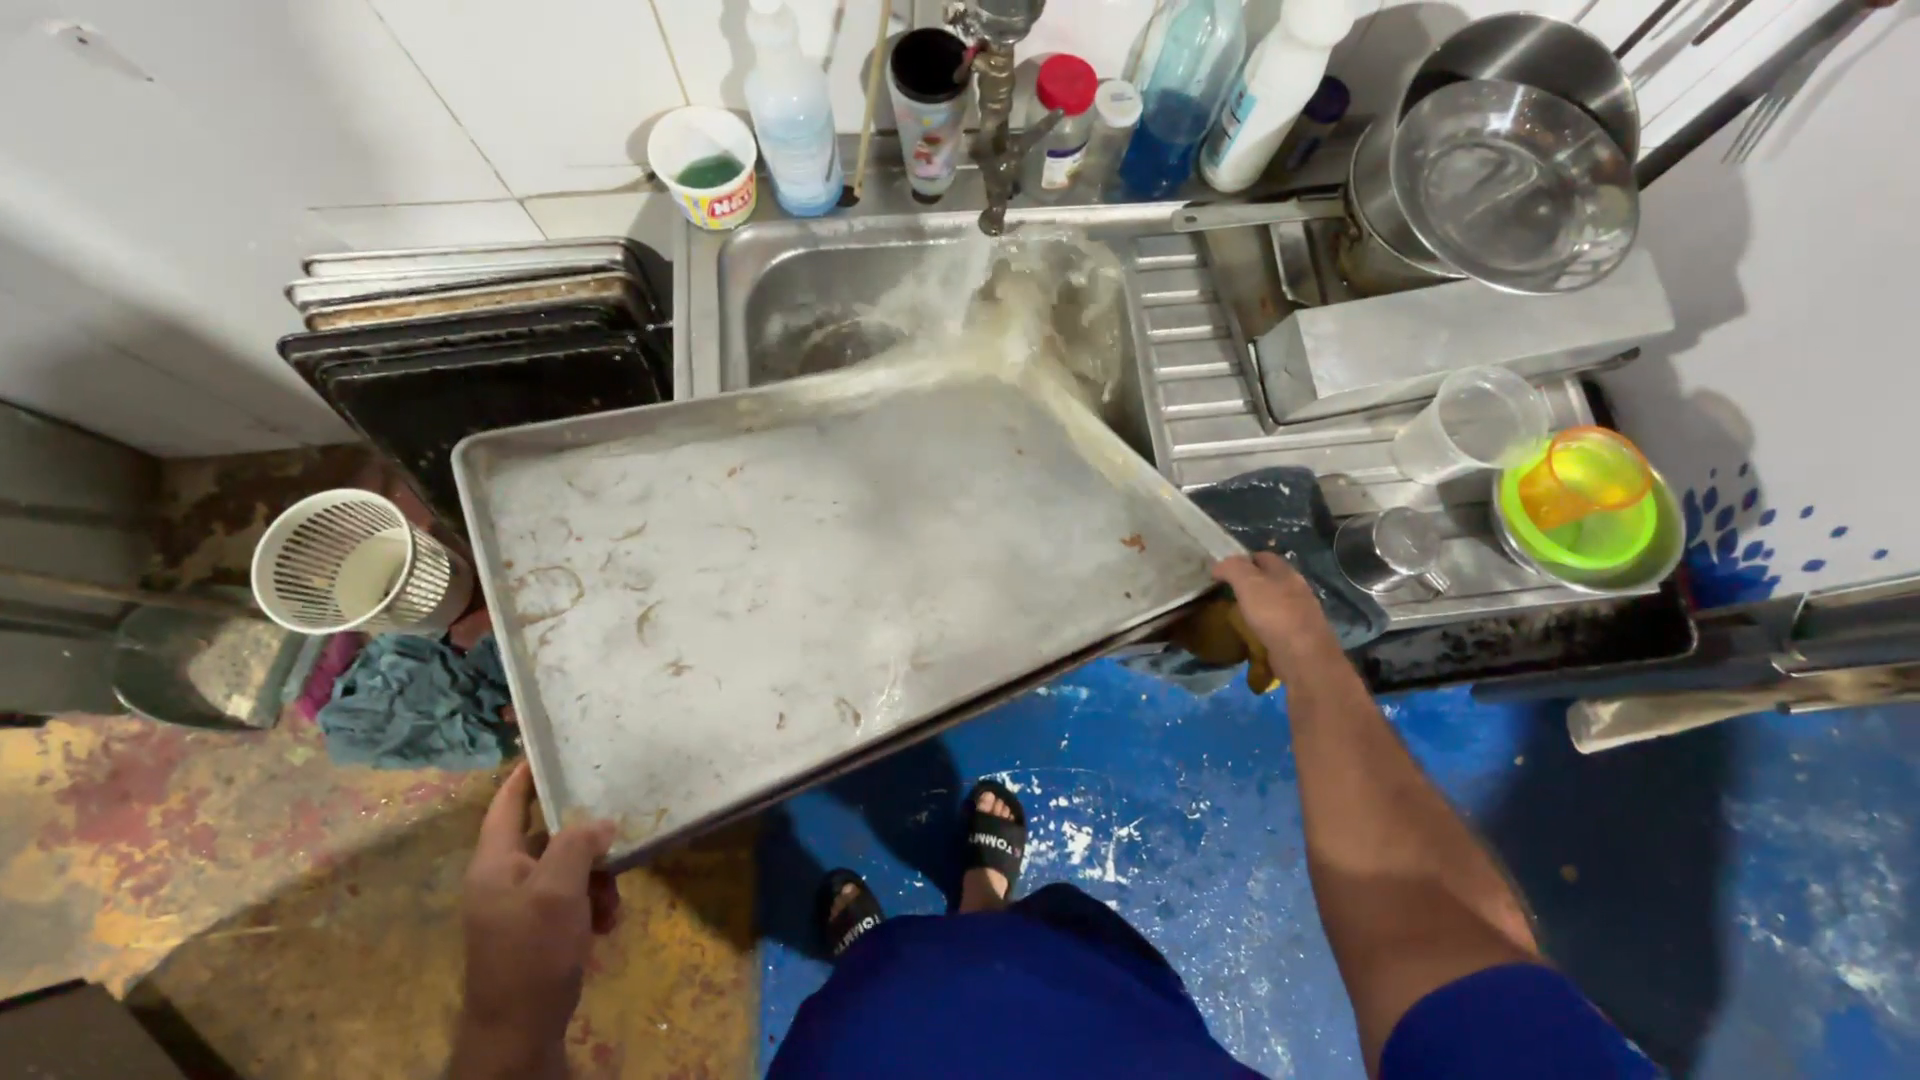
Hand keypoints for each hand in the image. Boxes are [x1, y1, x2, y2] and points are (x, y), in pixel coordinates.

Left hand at [452, 761, 618, 1076]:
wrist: (520, 1032)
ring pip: (568, 870)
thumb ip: (577, 844)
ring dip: (597, 880)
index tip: (548, 748)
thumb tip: (600, 822)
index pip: (507, 805)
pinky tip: (607, 925)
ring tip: (612, 905)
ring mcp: (520, 908)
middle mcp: (504, 879)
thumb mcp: (558, 892)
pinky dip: (593, 906)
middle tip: (616, 842)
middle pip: (549, 837)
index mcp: (495, 863)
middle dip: (586, 842)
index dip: (525, 775)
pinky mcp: (538, 932)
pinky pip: (571, 900)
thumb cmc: (532, 954)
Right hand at [1211, 553, 1340, 669]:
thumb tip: (1218, 565)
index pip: (1263, 556)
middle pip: (1270, 578)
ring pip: (1275, 600)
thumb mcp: (1248, 583)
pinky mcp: (1299, 634)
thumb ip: (1232, 568)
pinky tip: (1253, 631)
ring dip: (1258, 603)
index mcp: (1285, 572)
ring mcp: (1300, 612)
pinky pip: (1277, 622)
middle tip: (1227, 590)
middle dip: (1250, 581)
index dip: (1243, 559)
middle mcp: (1296, 588)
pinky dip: (1264, 623)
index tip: (1223, 570)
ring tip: (1237, 612)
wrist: (1303, 655)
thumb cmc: (1274, 613)